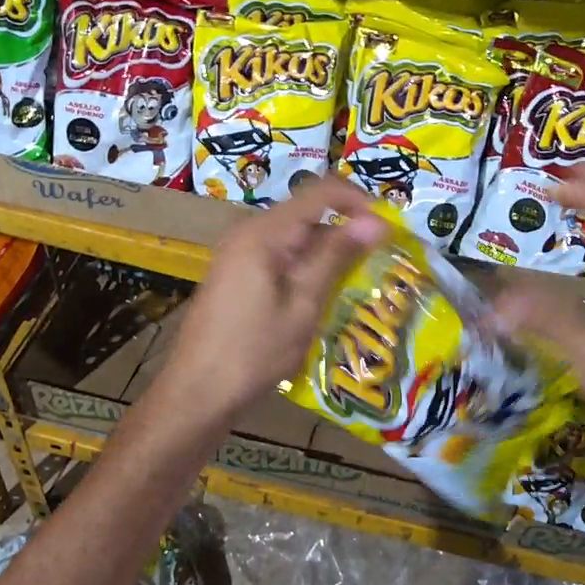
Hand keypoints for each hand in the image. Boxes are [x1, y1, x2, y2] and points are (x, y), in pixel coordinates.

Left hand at [148, 174, 386, 435]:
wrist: (196, 393)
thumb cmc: (253, 351)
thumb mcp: (304, 304)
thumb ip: (337, 256)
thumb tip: (376, 220)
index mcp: (264, 232)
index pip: (321, 192)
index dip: (359, 201)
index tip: (388, 229)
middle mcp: (248, 232)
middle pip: (307, 213)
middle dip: (345, 231)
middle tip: (377, 263)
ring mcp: (238, 253)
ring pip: (294, 238)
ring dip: (326, 254)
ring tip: (356, 285)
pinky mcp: (235, 275)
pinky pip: (279, 256)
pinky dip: (304, 269)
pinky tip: (320, 300)